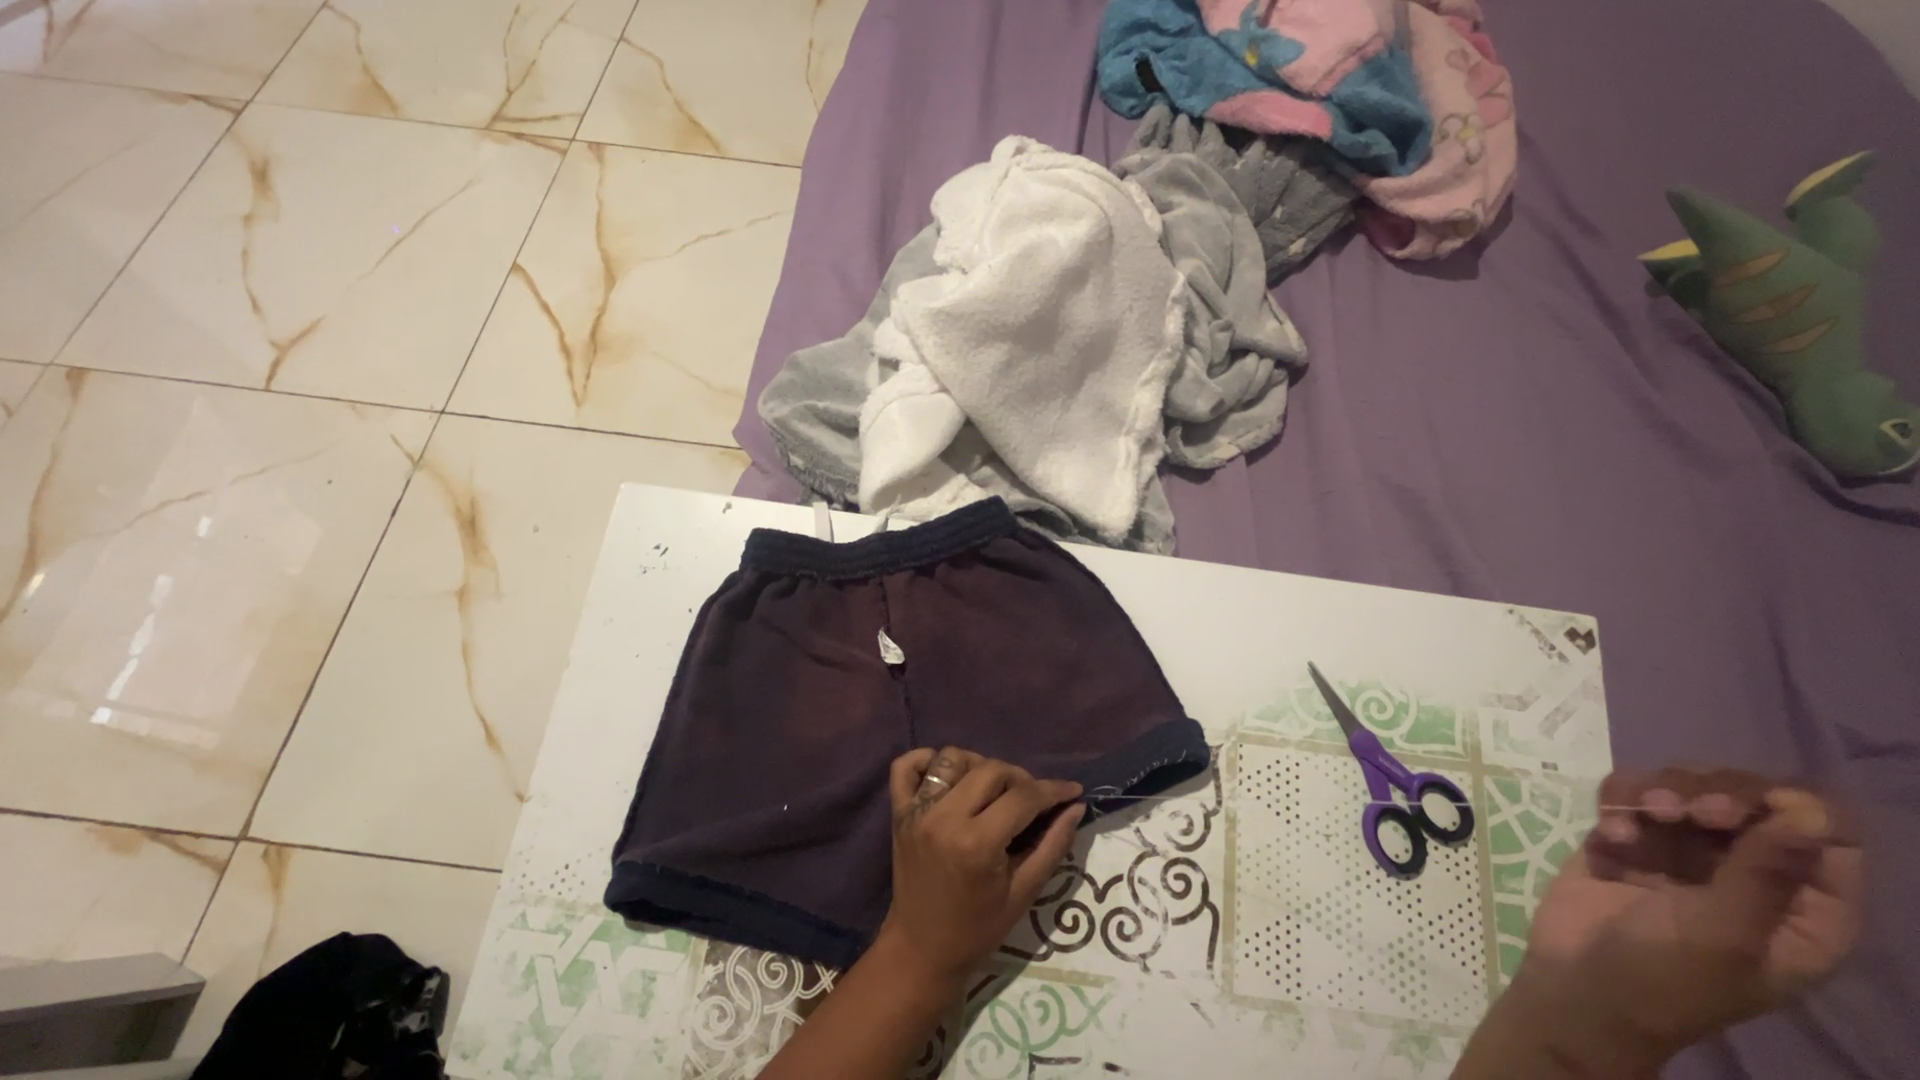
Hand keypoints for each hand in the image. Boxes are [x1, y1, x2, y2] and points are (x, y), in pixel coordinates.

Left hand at [874, 747, 1085, 985]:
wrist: (921, 948)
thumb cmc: (977, 928)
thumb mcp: (1023, 892)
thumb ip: (1052, 845)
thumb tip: (1075, 806)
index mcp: (977, 843)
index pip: (1023, 797)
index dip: (1053, 790)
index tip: (1073, 790)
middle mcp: (943, 818)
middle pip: (990, 769)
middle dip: (1020, 778)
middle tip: (1032, 800)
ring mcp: (916, 812)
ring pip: (951, 759)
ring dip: (979, 765)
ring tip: (993, 790)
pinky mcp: (898, 812)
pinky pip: (905, 766)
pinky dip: (926, 761)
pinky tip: (949, 777)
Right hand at [1520, 768, 1863, 1064]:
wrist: (1576, 989)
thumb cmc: (1665, 978)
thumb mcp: (1723, 933)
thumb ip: (1764, 873)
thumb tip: (1808, 811)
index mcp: (1800, 908)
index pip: (1828, 837)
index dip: (1794, 811)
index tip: (1746, 810)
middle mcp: (1749, 873)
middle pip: (1752, 798)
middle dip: (1715, 793)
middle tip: (1685, 811)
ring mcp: (1683, 854)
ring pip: (1687, 787)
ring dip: (1664, 790)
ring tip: (1644, 815)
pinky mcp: (1628, 841)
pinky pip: (1631, 797)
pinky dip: (1620, 803)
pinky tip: (1610, 833)